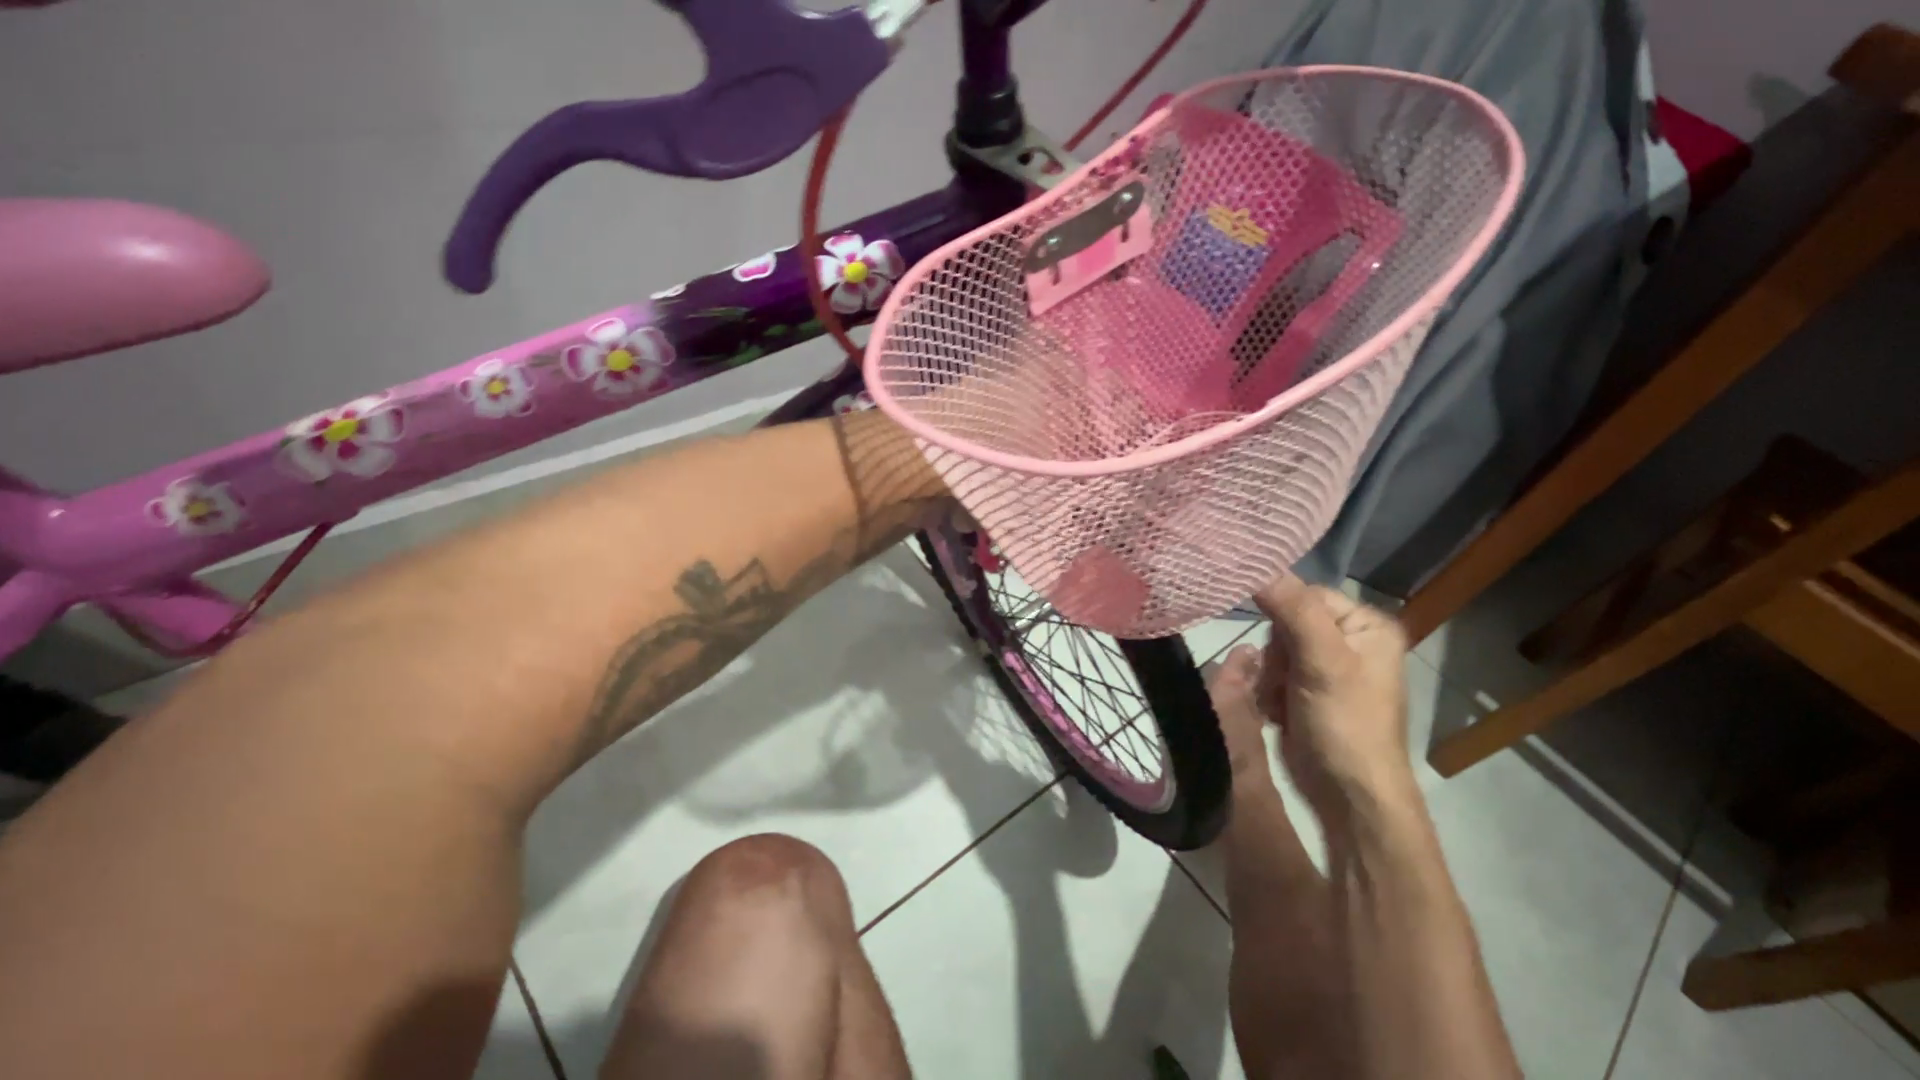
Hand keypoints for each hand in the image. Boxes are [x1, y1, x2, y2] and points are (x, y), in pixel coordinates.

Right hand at [1250, 575, 1413, 815]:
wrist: (1349, 797)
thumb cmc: (1346, 725)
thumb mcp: (1322, 662)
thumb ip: (1293, 609)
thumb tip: (1257, 563)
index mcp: (1367, 625)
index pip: (1306, 595)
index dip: (1282, 618)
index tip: (1282, 652)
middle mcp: (1350, 640)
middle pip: (1285, 623)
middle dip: (1276, 656)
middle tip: (1287, 684)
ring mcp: (1329, 669)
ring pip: (1273, 652)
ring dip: (1270, 679)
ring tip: (1283, 705)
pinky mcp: (1309, 694)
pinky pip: (1273, 676)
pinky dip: (1269, 695)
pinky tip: (1278, 714)